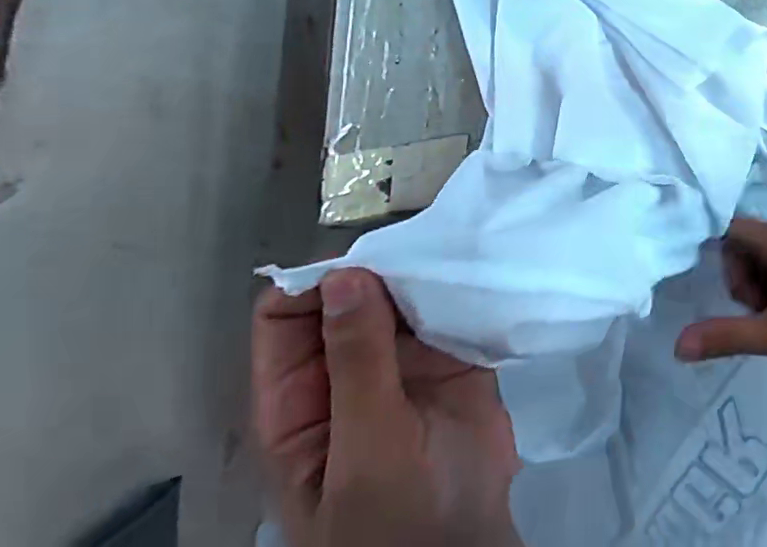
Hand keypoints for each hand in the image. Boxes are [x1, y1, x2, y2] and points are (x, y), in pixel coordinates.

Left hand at [251, 269, 523, 546]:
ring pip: (402, 299)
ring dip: (424, 274)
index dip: (316, 285)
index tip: (366, 262)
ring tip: (456, 247)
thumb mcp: (365, 447)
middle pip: (349, 298)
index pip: (286, 320)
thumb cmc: (393, 520)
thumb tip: (346, 276)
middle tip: (423, 247)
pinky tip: (480, 268)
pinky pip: (451, 311)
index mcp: (298, 399)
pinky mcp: (453, 359)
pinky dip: (461, 289)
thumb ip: (357, 362)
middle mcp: (346, 371)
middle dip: (380, 270)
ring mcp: (402, 364)